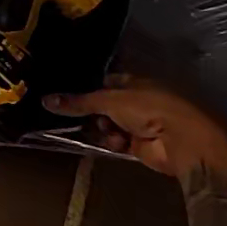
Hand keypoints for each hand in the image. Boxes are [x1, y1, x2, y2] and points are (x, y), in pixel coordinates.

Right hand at [42, 76, 226, 177]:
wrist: (181, 141)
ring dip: (102, 128)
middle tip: (80, 115)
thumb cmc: (150, 108)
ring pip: (107, 124)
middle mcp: (136, 100)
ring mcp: (138, 123)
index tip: (67, 95)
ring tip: (106, 130)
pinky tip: (116, 143)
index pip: (104, 81)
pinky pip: (116, 141)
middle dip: (91, 111)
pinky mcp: (138, 144)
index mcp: (134, 82)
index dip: (87, 87)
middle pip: (103, 104)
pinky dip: (113, 142)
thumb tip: (44, 100)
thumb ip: (77, 102)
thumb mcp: (108, 100)